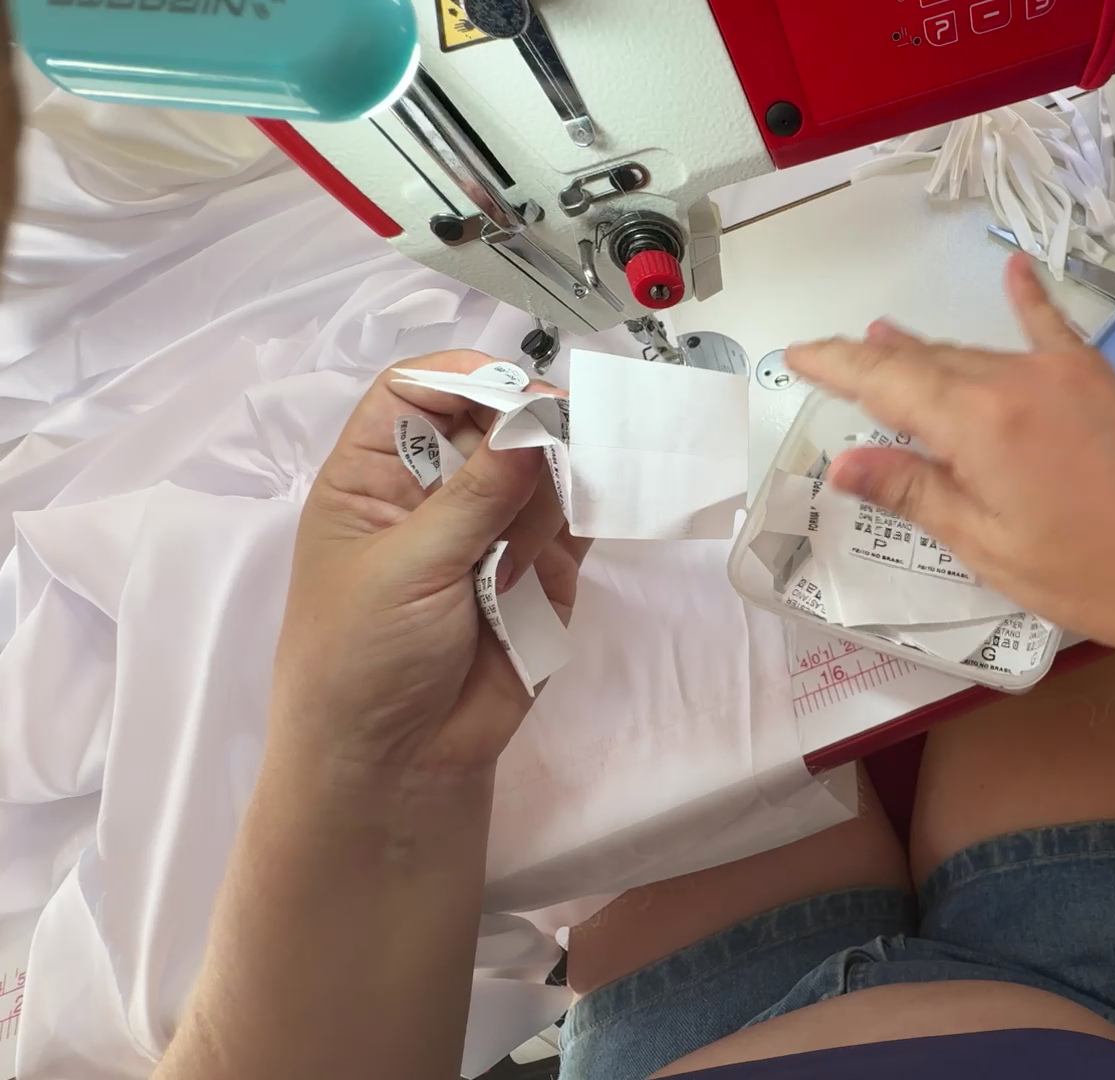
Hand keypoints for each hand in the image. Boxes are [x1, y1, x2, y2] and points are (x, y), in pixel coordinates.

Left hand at [272, 351, 588, 777]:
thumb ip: (475, 496)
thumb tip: (534, 424)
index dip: (471, 382)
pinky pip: (578, 521)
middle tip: (561, 453)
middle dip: (531, 438)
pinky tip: (592, 523)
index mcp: (378, 477)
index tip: (527, 397)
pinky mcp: (546, 565)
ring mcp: (499, 529)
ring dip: (554, 497)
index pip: (421, 394)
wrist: (407, 756)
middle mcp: (442, 492)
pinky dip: (591, 515)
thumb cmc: (366, 656)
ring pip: (547, 473)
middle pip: (499, 427)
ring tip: (525, 556)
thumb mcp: (407, 567)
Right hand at [786, 257, 1114, 679]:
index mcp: (979, 421)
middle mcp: (1019, 378)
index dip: (837, 365)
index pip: (886, 379)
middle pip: (930, 360)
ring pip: (979, 354)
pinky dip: (1028, 303)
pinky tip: (1014, 271)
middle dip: (877, 360)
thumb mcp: (992, 548)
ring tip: (888, 335)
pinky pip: (1054, 334)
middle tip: (836, 359)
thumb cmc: (1097, 579)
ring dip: (930, 351)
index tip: (798, 355)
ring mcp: (1070, 373)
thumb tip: (844, 463)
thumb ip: (917, 493)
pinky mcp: (1109, 382)